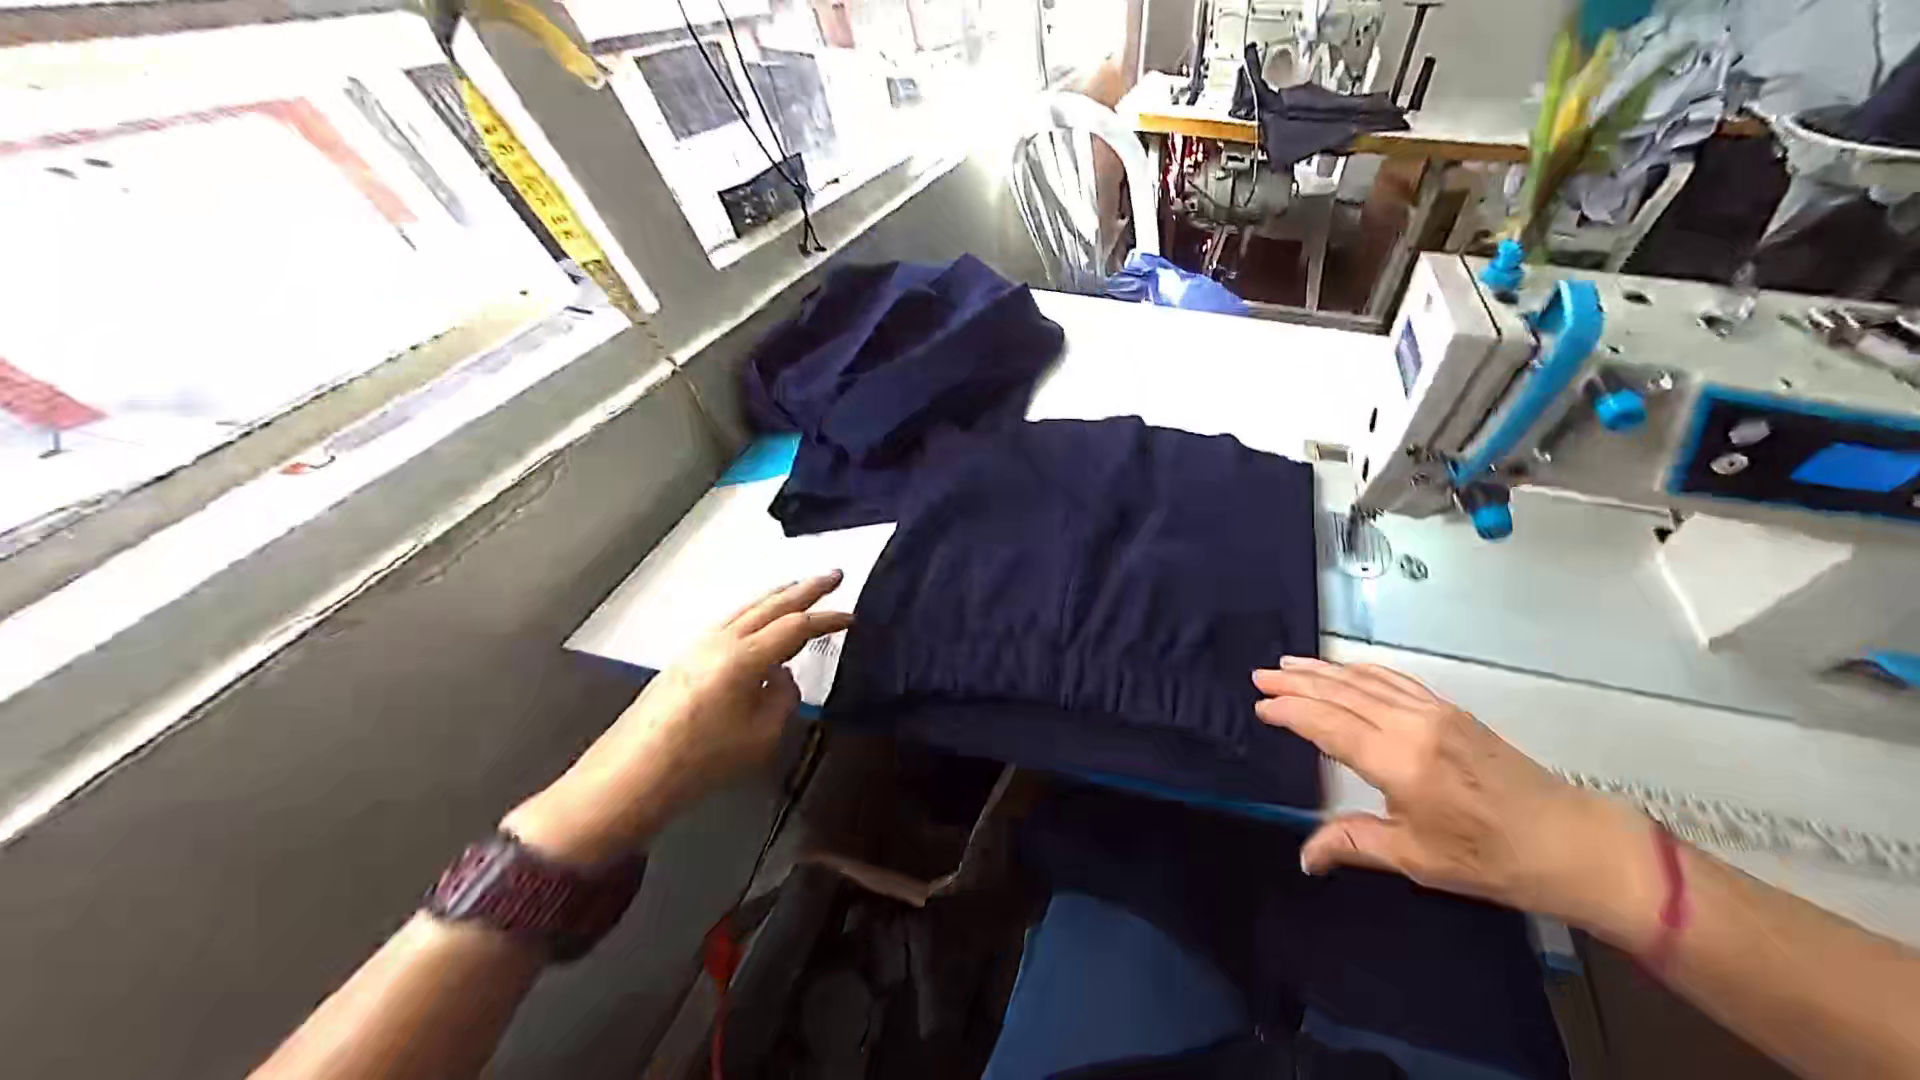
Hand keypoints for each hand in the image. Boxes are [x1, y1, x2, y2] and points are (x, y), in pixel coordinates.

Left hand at [504, 573, 853, 863]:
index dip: (828, 619)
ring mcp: (700, 645)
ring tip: (802, 589)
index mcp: (745, 657)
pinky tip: (762, 623)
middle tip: (834, 575)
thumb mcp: (760, 737)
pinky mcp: (687, 657)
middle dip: (806, 588)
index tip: (852, 617)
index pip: (797, 627)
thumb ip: (782, 698)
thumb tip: (781, 677)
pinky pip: (732, 622)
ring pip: (748, 609)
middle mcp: (722, 640)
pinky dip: (757, 613)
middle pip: (771, 604)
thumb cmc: (700, 761)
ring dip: (779, 597)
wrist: (630, 776)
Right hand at [1253, 657, 1662, 948]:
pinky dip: (1359, 671)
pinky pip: (1393, 680)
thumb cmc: (1493, 858)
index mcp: (1399, 762)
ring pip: (1363, 681)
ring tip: (1287, 664)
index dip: (1289, 711)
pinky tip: (1343, 670)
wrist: (1576, 844)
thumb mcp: (1417, 858)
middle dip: (1295, 683)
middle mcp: (1412, 726)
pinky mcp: (1451, 710)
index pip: (1327, 724)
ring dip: (1321, 671)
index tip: (1260, 707)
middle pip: (1339, 693)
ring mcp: (1433, 712)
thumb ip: (1353, 844)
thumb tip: (1305, 857)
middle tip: (1259, 675)